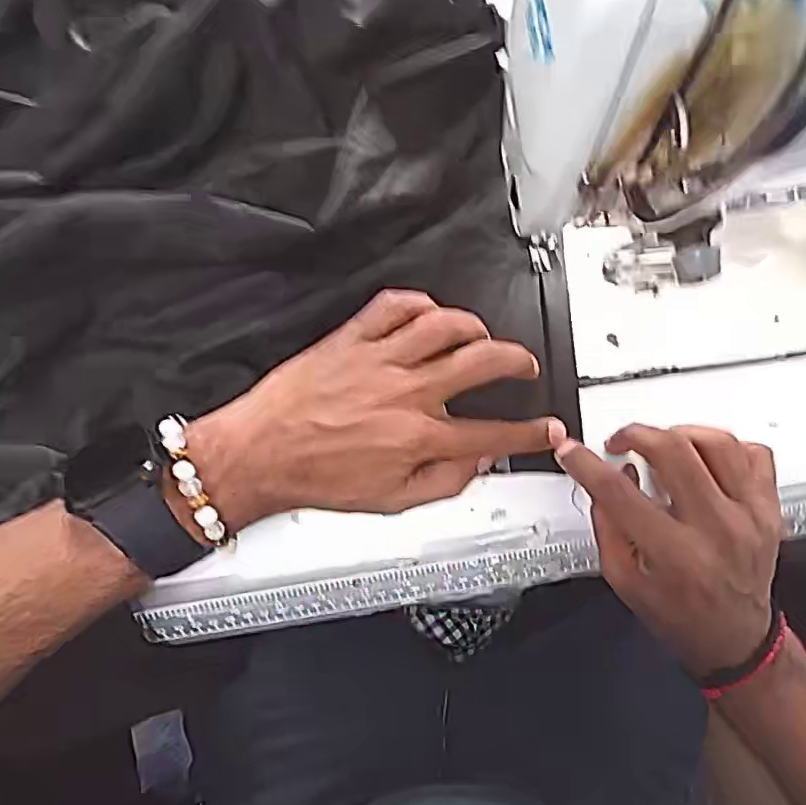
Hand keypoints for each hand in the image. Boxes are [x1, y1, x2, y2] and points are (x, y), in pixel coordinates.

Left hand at [182, 290, 562, 527]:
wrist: (261, 454)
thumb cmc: (316, 477)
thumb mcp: (391, 501)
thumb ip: (444, 482)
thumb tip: (476, 464)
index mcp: (419, 437)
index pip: (492, 431)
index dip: (529, 431)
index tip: (544, 427)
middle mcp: (406, 393)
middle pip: (482, 362)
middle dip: (517, 361)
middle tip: (524, 365)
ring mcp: (380, 360)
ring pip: (445, 325)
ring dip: (475, 327)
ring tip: (482, 336)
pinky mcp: (352, 340)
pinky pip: (394, 307)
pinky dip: (419, 303)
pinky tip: (428, 314)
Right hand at [554, 424, 782, 676]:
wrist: (734, 639)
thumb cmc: (681, 615)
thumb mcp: (624, 581)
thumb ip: (609, 528)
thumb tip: (603, 482)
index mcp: (674, 554)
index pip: (618, 492)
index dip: (586, 464)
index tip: (573, 452)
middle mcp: (716, 530)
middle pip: (673, 451)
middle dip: (634, 435)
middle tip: (621, 442)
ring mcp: (749, 516)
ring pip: (717, 443)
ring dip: (679, 434)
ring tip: (663, 444)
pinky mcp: (769, 509)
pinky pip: (755, 454)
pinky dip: (727, 447)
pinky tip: (706, 459)